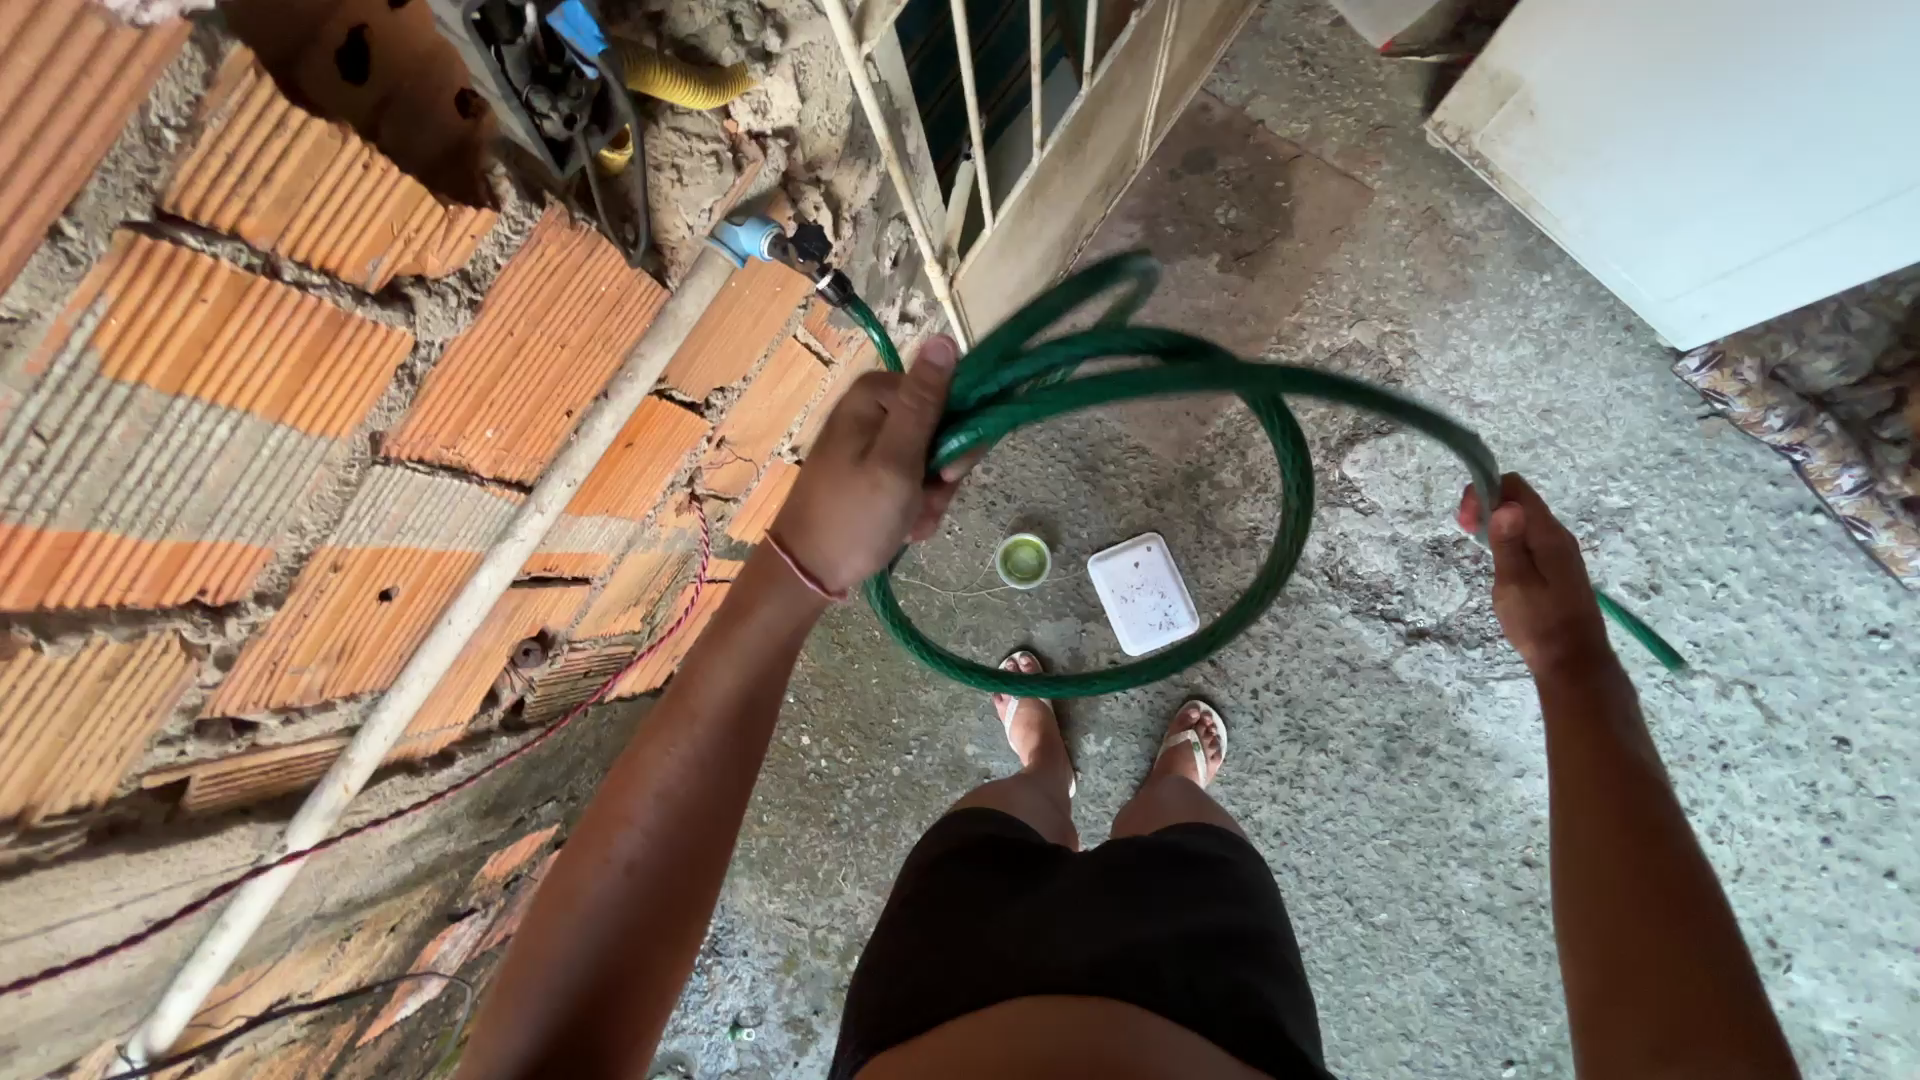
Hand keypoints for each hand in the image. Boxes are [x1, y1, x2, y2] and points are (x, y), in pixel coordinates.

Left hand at [768, 335, 965, 593]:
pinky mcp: (875, 473)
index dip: (959, 437)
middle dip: (941, 477)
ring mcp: (875, 444)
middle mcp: (875, 411)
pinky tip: (901, 527)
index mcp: (876, 395)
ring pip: (935, 464)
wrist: (809, 571)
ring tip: (907, 521)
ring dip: (930, 499)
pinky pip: (917, 483)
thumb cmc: (853, 516)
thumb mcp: (896, 459)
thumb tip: (944, 337)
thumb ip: (925, 403)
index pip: (950, 397)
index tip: (946, 473)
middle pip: (945, 432)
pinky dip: (915, 509)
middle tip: (920, 503)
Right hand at [1457, 473, 1614, 676]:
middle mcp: (1557, 536)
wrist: (1572, 659)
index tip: (1466, 522)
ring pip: (1522, 518)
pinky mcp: (1555, 565)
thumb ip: (1508, 543)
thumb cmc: (1538, 622)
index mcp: (1548, 535)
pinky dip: (1506, 536)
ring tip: (1475, 545)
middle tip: (1466, 532)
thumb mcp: (1514, 582)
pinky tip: (1495, 558)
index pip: (1516, 488)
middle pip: (1519, 499)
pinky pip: (1527, 536)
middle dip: (1486, 505)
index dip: (1485, 493)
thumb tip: (1505, 504)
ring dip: (1494, 522)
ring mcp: (1558, 550)